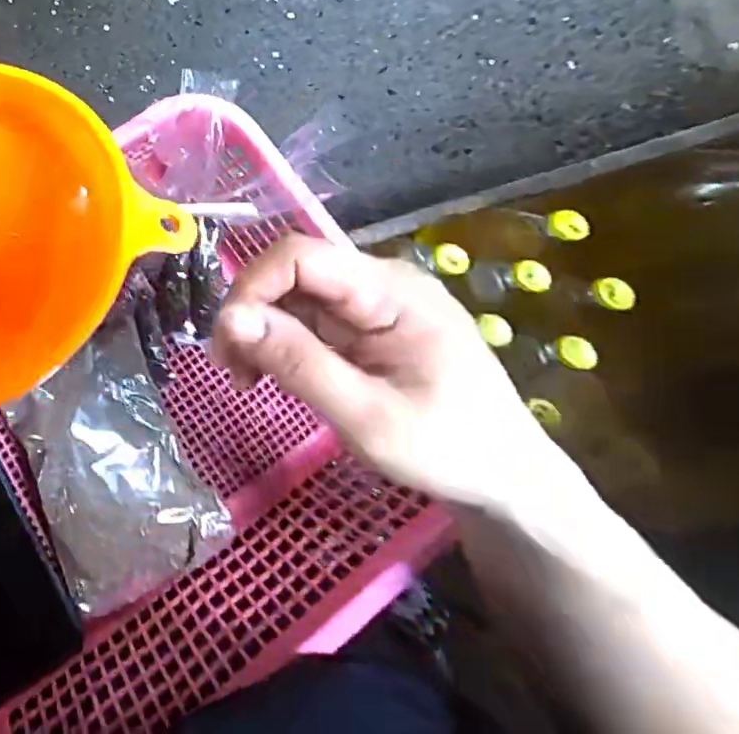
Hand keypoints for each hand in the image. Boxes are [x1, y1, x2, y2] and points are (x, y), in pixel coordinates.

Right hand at [208, 234, 574, 511]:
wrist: (509, 481)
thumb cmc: (450, 451)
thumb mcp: (369, 419)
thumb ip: (301, 365)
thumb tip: (232, 319)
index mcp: (391, 291)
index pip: (301, 255)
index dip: (253, 288)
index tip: (228, 343)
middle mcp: (380, 282)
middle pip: (292, 271)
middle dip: (250, 312)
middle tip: (232, 369)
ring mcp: (374, 302)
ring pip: (293, 293)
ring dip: (260, 329)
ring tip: (247, 378)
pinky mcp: (367, 323)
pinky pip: (308, 316)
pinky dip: (279, 341)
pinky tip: (270, 371)